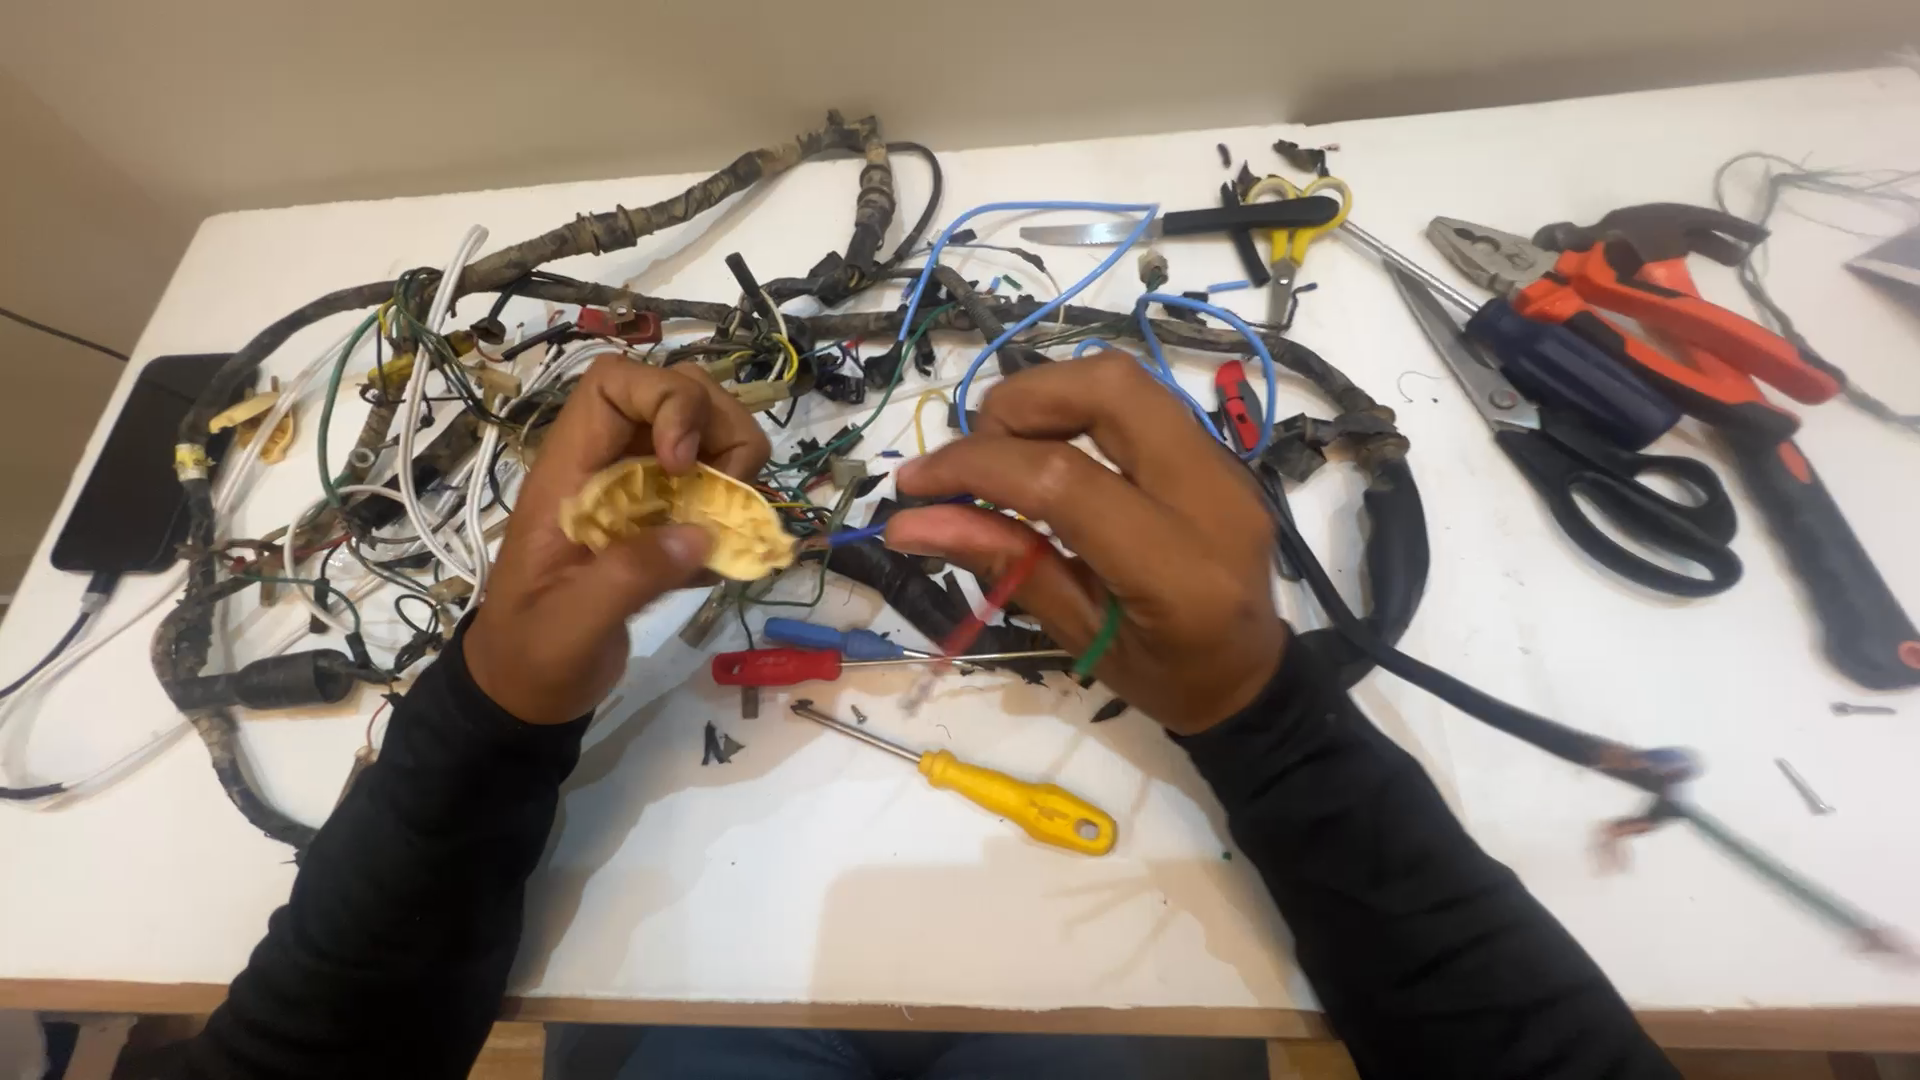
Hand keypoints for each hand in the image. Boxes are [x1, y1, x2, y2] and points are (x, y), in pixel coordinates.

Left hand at [466, 357, 770, 723]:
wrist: (529, 686)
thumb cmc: (535, 653)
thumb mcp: (571, 624)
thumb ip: (629, 577)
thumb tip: (702, 533)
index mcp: (572, 472)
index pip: (615, 384)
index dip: (665, 402)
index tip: (684, 464)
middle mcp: (612, 464)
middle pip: (680, 392)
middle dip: (722, 429)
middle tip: (727, 490)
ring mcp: (643, 488)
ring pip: (709, 431)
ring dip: (738, 466)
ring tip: (728, 523)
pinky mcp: (667, 516)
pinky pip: (718, 482)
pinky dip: (738, 507)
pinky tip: (722, 556)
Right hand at [883, 353, 1284, 734]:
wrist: (1252, 675)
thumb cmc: (1166, 679)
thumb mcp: (1078, 635)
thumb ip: (1005, 564)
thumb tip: (913, 522)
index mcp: (1178, 571)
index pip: (1065, 482)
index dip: (977, 468)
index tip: (916, 484)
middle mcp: (1213, 498)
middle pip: (1109, 391)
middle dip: (1019, 403)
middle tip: (973, 453)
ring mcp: (1225, 466)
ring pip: (1126, 380)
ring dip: (1046, 395)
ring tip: (1003, 448)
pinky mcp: (1218, 453)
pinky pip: (1139, 400)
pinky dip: (1076, 408)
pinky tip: (1048, 447)